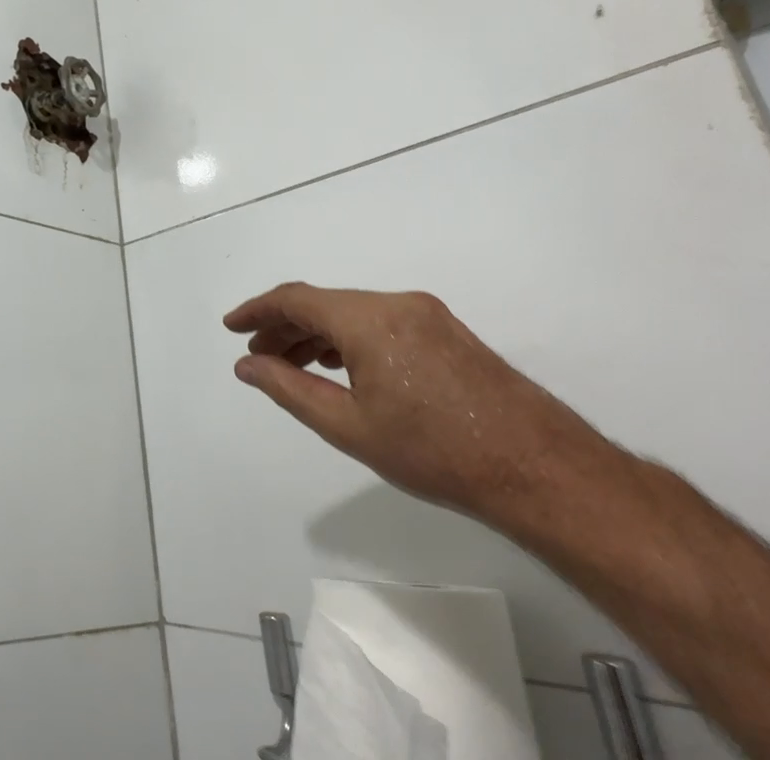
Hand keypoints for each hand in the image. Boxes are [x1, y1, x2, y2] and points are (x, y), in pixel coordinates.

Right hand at [222, 282, 610, 525]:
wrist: (538, 471)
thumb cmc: (433, 452)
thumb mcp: (347, 426)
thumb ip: (288, 389)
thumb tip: (246, 366)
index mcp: (371, 320)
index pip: (297, 299)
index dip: (257, 311)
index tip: (230, 328)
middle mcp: (399, 306)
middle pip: (325, 304)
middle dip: (283, 327)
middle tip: (256, 359)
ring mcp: (430, 317)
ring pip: (353, 313)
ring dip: (315, 334)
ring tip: (290, 367)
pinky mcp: (449, 335)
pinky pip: (381, 323)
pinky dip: (347, 339)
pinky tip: (338, 367)